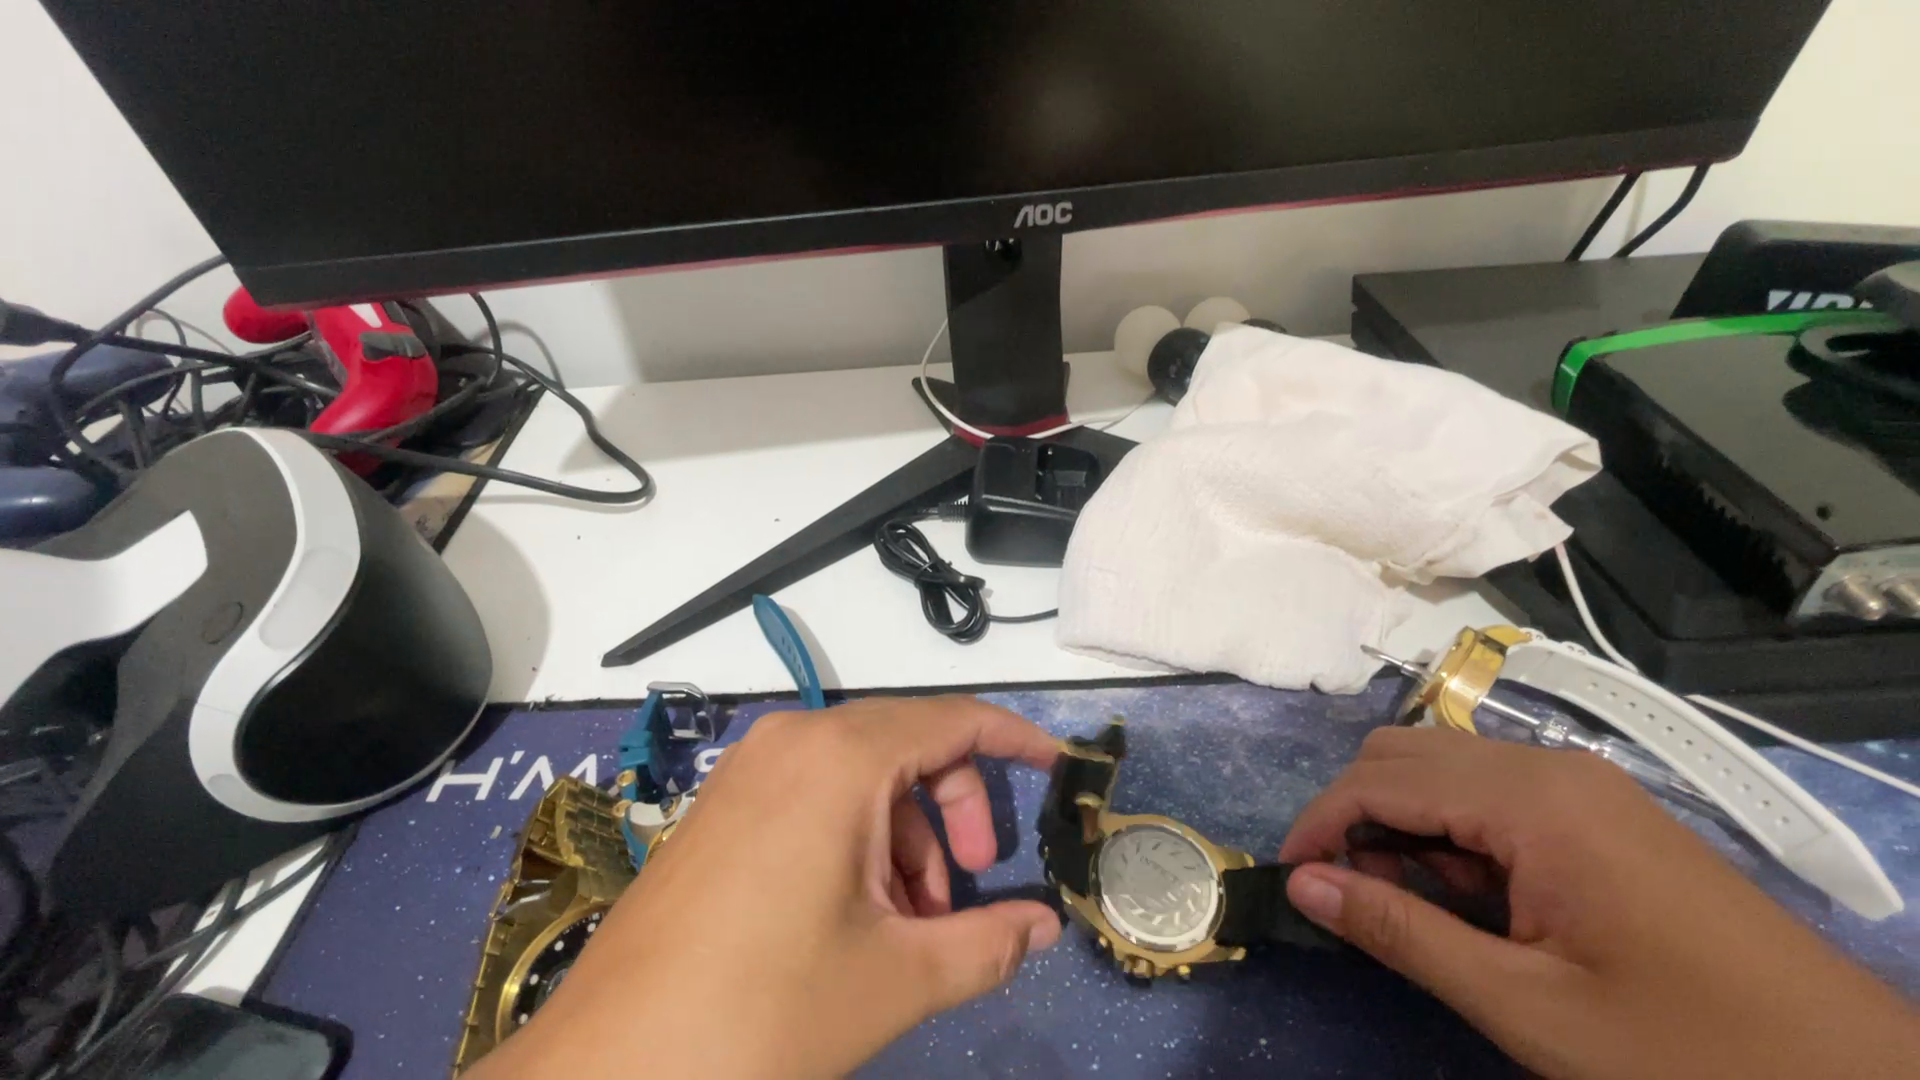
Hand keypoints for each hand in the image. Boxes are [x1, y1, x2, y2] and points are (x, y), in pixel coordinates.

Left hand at [470, 696, 1062, 1079]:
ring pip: (860, 778)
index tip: (1057, 767)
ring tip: (907, 926)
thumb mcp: (895, 978)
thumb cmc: (764, 1009)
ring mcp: (748, 769)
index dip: (1012, 738)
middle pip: (907, 746)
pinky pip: (814, 796)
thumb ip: (986, 944)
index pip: (951, 719)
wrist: (606, 1068)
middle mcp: (791, 740)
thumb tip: (1044, 927)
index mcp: (839, 757)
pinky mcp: (722, 805)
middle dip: (955, 812)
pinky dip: (855, 840)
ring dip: (904, 840)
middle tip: (970, 889)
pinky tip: (854, 915)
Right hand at [1279, 727, 1918, 1079]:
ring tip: (1405, 902)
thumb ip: (1400, 933)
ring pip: (1443, 769)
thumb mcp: (1526, 1006)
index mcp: (1531, 798)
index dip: (1320, 822)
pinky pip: (1490, 796)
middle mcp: (1550, 767)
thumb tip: (1301, 884)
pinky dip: (1449, 832)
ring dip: (1401, 823)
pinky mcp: (1599, 811)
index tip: (1290, 877)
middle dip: (1355, 814)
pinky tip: (1463, 894)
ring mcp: (1581, 785)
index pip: (1381, 779)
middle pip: (1404, 754)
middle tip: (1347, 891)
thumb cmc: (1687, 1049)